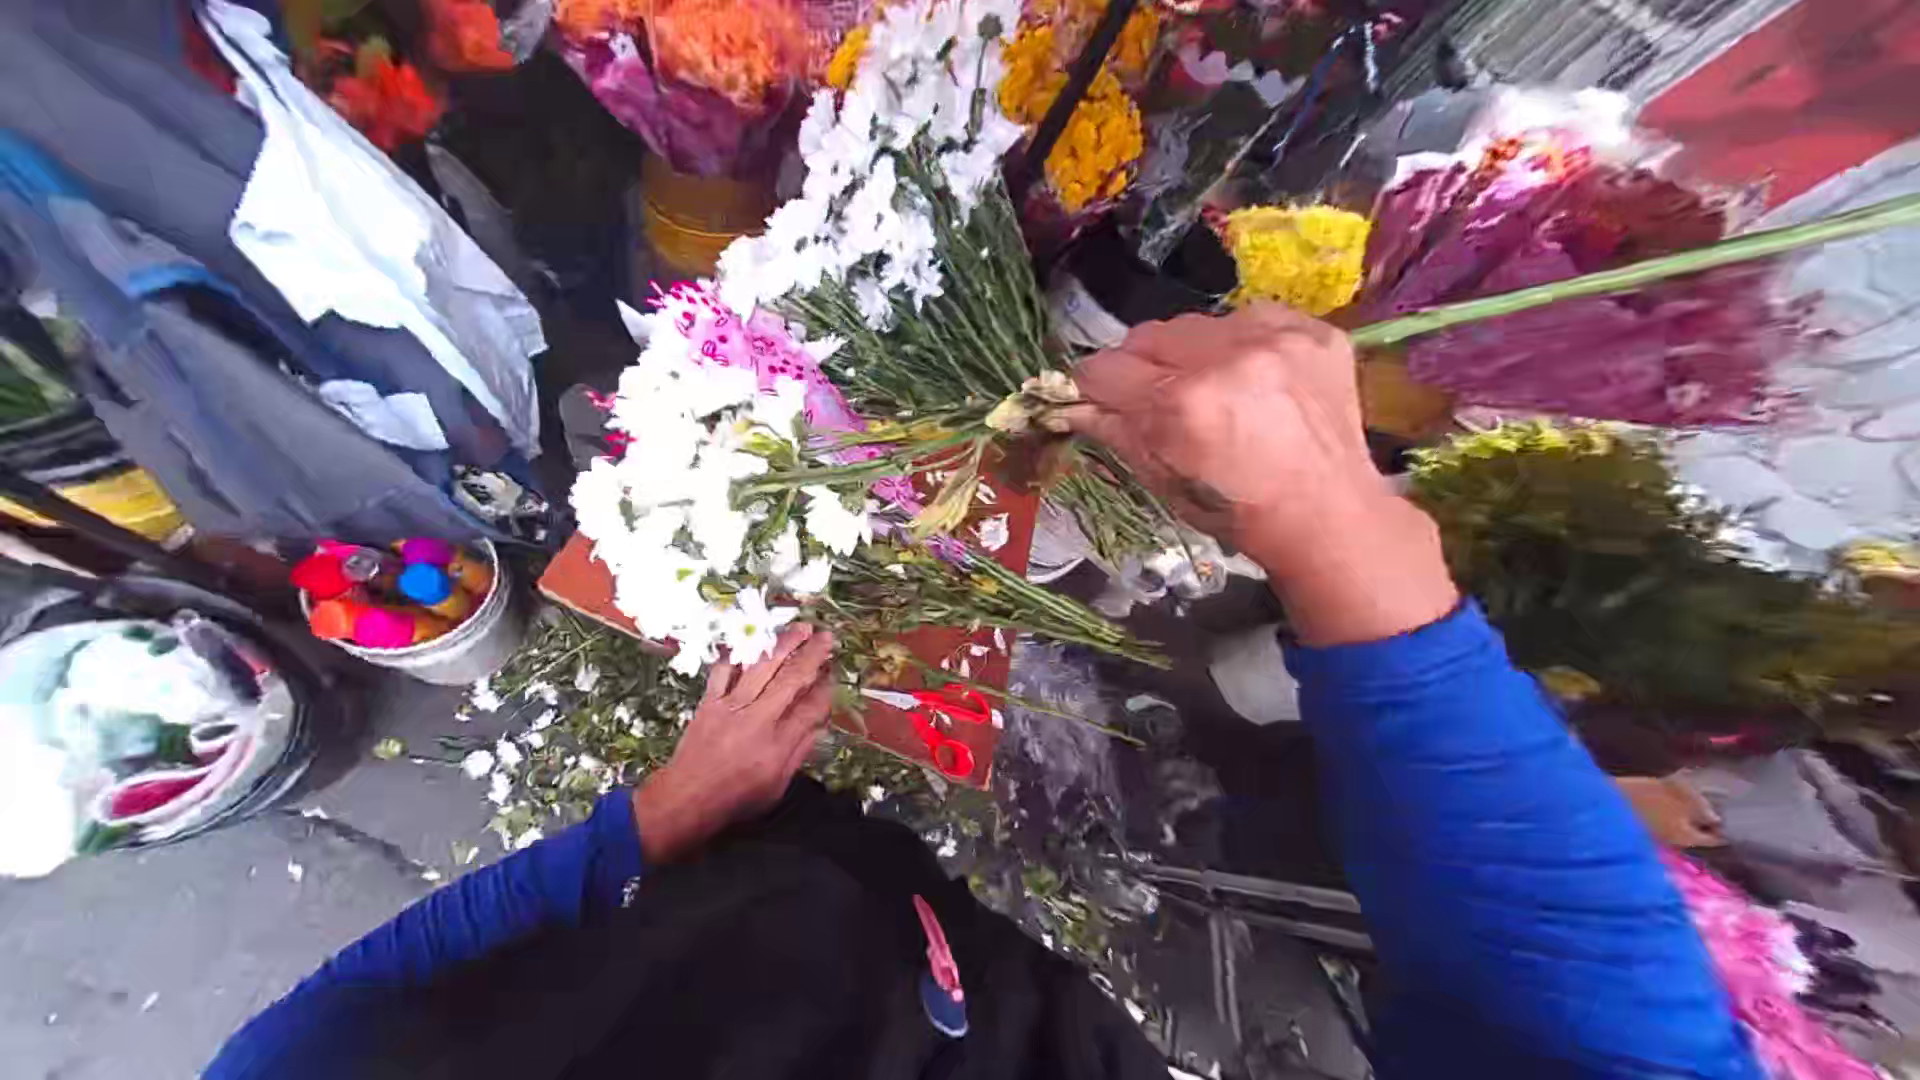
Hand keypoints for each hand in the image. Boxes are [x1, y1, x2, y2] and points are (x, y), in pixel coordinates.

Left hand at [631, 624, 834, 862]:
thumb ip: (800, 750)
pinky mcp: (710, 701)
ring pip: (762, 667)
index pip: (810, 708)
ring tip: (801, 628)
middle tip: (827, 636)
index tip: (833, 674)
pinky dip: (739, 653)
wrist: (684, 800)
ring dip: (784, 644)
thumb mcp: (777, 785)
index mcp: (778, 744)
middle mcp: (757, 719)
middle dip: (812, 655)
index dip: (825, 689)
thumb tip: (818, 722)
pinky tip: (753, 640)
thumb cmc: (735, 799)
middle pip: (791, 679)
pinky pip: (725, 670)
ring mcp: (731, 706)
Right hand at [1060, 303, 1456, 644]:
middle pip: (1144, 335)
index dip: (1092, 387)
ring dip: (1187, 353)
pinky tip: (1249, 378)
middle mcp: (1224, 359)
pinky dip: (1236, 344)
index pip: (1102, 369)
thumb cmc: (1231, 509)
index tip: (1099, 400)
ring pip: (1193, 323)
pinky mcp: (1312, 330)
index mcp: (1180, 405)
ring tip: (1209, 389)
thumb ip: (1113, 431)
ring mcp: (1274, 338)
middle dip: (1139, 367)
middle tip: (1155, 398)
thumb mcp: (1159, 478)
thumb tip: (1067, 407)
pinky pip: (1247, 318)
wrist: (1323, 512)